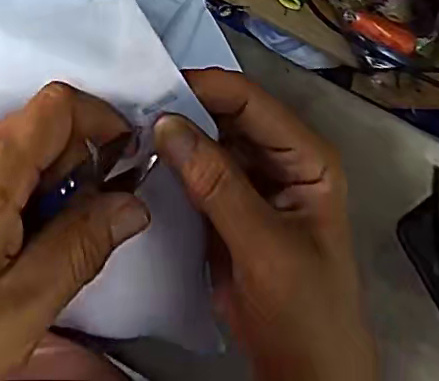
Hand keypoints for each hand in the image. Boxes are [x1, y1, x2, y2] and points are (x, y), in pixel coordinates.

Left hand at [0, 82, 150, 380]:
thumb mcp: (20, 307)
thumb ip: (84, 244)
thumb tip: (130, 206)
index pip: (64, 104)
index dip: (105, 123)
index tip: (126, 164)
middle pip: (46, 125)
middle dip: (83, 163)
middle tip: (96, 221)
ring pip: (24, 150)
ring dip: (55, 185)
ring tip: (56, 247)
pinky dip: (26, 196)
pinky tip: (21, 252)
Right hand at [158, 69, 378, 380]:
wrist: (305, 373)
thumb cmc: (306, 310)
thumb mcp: (264, 246)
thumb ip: (218, 185)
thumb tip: (169, 125)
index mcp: (306, 154)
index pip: (253, 102)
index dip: (208, 88)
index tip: (160, 86)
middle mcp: (280, 156)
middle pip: (229, 115)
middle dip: (186, 108)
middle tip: (136, 108)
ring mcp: (253, 180)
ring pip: (209, 140)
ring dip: (175, 135)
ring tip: (132, 129)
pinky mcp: (228, 204)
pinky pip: (197, 171)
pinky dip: (172, 165)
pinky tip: (144, 161)